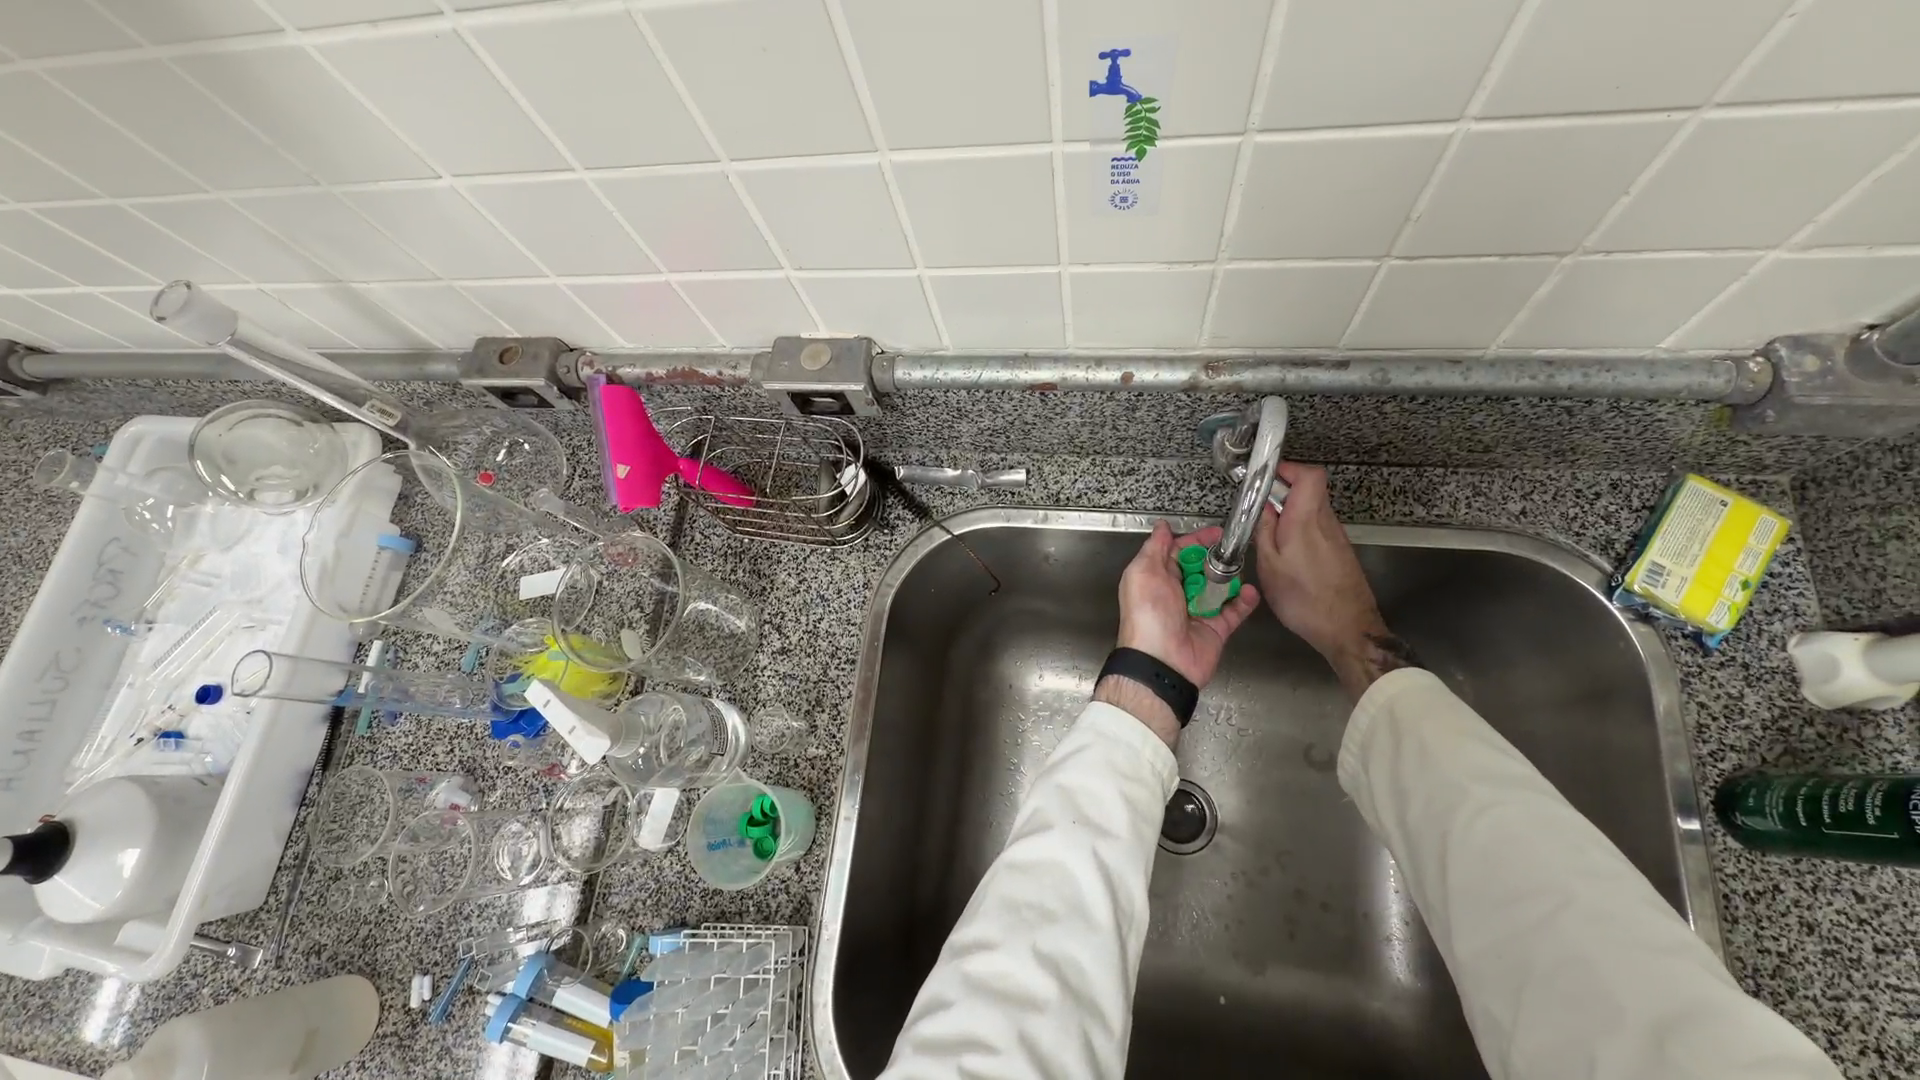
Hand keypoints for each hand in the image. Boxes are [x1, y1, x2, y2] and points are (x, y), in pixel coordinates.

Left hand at [1099, 522, 1261, 747]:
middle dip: (1216, 557)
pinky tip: (1248, 591)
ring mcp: (1199, 610)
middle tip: (1231, 550)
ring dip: (1231, 576)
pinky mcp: (1217, 628)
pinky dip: (1244, 600)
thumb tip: (1162, 527)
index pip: (1179, 552)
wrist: (1162, 661)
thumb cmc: (1148, 616)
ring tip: (1239, 568)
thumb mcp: (1143, 573)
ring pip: (1220, 586)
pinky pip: (1235, 610)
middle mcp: (1177, 593)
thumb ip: (1154, 548)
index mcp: (1157, 578)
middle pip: (1202, 567)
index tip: (1215, 533)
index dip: (1196, 541)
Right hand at [1253, 463, 1416, 698]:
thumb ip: (1264, 531)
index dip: (1288, 468)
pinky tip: (1286, 553)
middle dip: (1282, 491)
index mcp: (1307, 520)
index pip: (1310, 475)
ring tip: (1267, 532)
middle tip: (1258, 506)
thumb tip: (1261, 506)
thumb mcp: (1269, 566)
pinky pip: (1317, 527)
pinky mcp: (1339, 551)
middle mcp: (1326, 523)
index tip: (1266, 476)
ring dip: (1290, 512)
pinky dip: (1300, 529)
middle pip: (1310, 490)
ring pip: (1312, 509)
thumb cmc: (1304, 599)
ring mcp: (1336, 537)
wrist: (1347, 629)